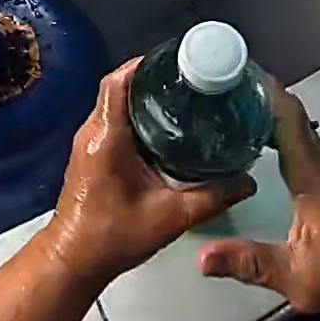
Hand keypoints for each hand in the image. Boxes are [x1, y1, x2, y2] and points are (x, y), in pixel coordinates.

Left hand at [39, 58, 256, 284]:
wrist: (73, 259)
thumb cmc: (111, 237)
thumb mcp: (170, 217)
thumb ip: (211, 198)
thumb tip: (246, 182)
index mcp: (107, 138)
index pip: (118, 82)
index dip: (143, 65)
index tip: (172, 61)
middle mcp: (92, 133)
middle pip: (117, 88)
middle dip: (150, 78)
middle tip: (186, 79)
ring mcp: (88, 143)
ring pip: (114, 104)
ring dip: (142, 97)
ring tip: (180, 97)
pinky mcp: (90, 154)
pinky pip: (112, 120)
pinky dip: (134, 115)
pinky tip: (163, 127)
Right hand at [197, 82, 319, 320]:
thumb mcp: (296, 279)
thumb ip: (249, 263)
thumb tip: (201, 256)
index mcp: (315, 180)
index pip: (292, 122)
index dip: (267, 94)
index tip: (238, 74)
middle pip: (292, 116)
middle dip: (259, 94)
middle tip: (220, 82)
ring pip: (296, 125)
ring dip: (267, 108)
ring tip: (229, 99)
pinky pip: (299, 139)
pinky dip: (275, 126)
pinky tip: (253, 132)